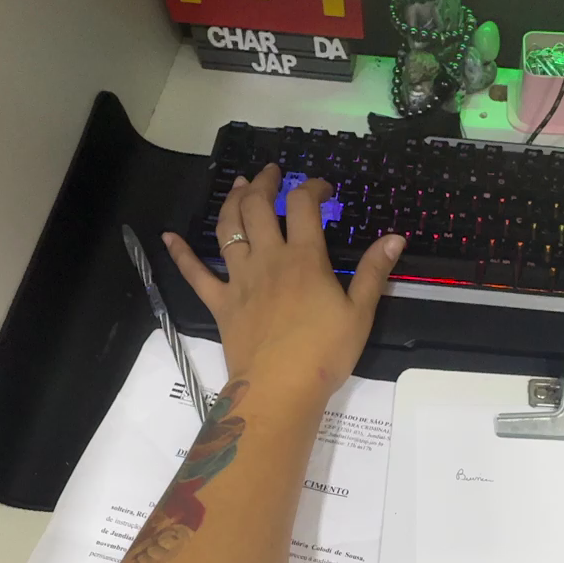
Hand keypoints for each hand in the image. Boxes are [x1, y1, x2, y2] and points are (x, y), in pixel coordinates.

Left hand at [162, 163, 403, 409]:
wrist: (281, 389)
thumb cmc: (325, 354)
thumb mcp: (360, 313)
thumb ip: (374, 272)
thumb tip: (395, 237)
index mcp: (304, 259)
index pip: (304, 206)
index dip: (312, 187)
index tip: (322, 187)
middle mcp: (268, 259)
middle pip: (258, 207)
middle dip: (264, 183)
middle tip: (270, 173)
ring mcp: (240, 279)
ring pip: (228, 228)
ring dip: (231, 202)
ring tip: (237, 186)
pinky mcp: (220, 303)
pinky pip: (196, 274)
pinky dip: (181, 254)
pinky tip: (168, 237)